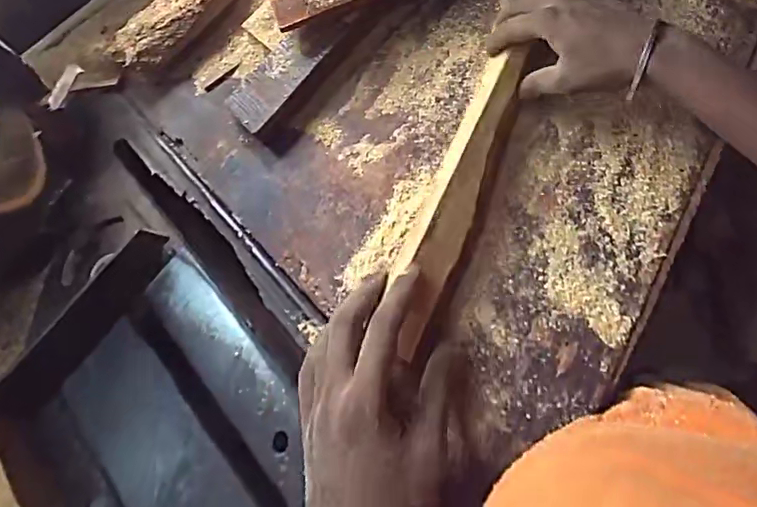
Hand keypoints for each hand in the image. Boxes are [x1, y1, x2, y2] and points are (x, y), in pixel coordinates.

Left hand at [298, 269, 459, 506]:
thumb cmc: (398, 503)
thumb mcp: (430, 456)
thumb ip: (439, 397)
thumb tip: (450, 347)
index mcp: (363, 399)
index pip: (381, 330)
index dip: (399, 297)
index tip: (413, 272)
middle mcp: (331, 395)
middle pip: (342, 326)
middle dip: (364, 293)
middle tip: (385, 275)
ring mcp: (313, 409)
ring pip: (320, 343)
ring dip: (342, 314)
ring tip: (363, 300)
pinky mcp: (306, 424)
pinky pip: (308, 367)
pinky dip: (324, 342)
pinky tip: (335, 343)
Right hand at [486, 0, 655, 98]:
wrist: (645, 47)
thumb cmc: (605, 66)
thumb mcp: (569, 80)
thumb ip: (539, 83)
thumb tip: (520, 91)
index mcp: (544, 22)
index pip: (509, 29)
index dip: (495, 40)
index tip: (489, 52)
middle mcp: (551, 0)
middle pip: (514, 3)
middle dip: (501, 19)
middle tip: (498, 34)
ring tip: (509, 7)